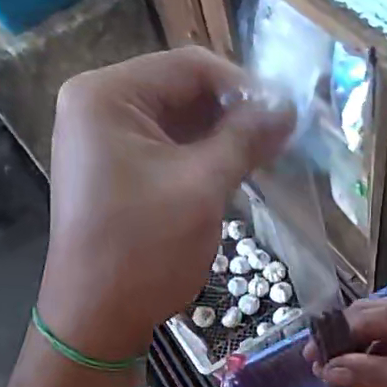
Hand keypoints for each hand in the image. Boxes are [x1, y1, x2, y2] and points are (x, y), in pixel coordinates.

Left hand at [39, 48, 294, 360]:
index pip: (189, 67)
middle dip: (234, 114)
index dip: (245, 87)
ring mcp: (103, 142)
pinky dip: (202, 158)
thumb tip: (288, 108)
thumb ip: (245, 139)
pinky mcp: (115, 173)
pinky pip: (166, 151)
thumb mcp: (202, 187)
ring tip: (266, 159)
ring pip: (178, 123)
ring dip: (222, 138)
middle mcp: (98, 107)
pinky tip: (235, 174)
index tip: (288, 117)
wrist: (97, 318)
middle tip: (282, 141)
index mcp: (106, 96)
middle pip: (182, 92)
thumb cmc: (145, 248)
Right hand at [310, 291, 386, 386]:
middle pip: (373, 320)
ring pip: (383, 334)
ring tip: (333, 374)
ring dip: (359, 353)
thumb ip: (368, 372)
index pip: (367, 315)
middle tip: (315, 366)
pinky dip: (378, 360)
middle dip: (343, 343)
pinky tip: (359, 375)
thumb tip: (326, 368)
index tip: (308, 358)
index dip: (334, 336)